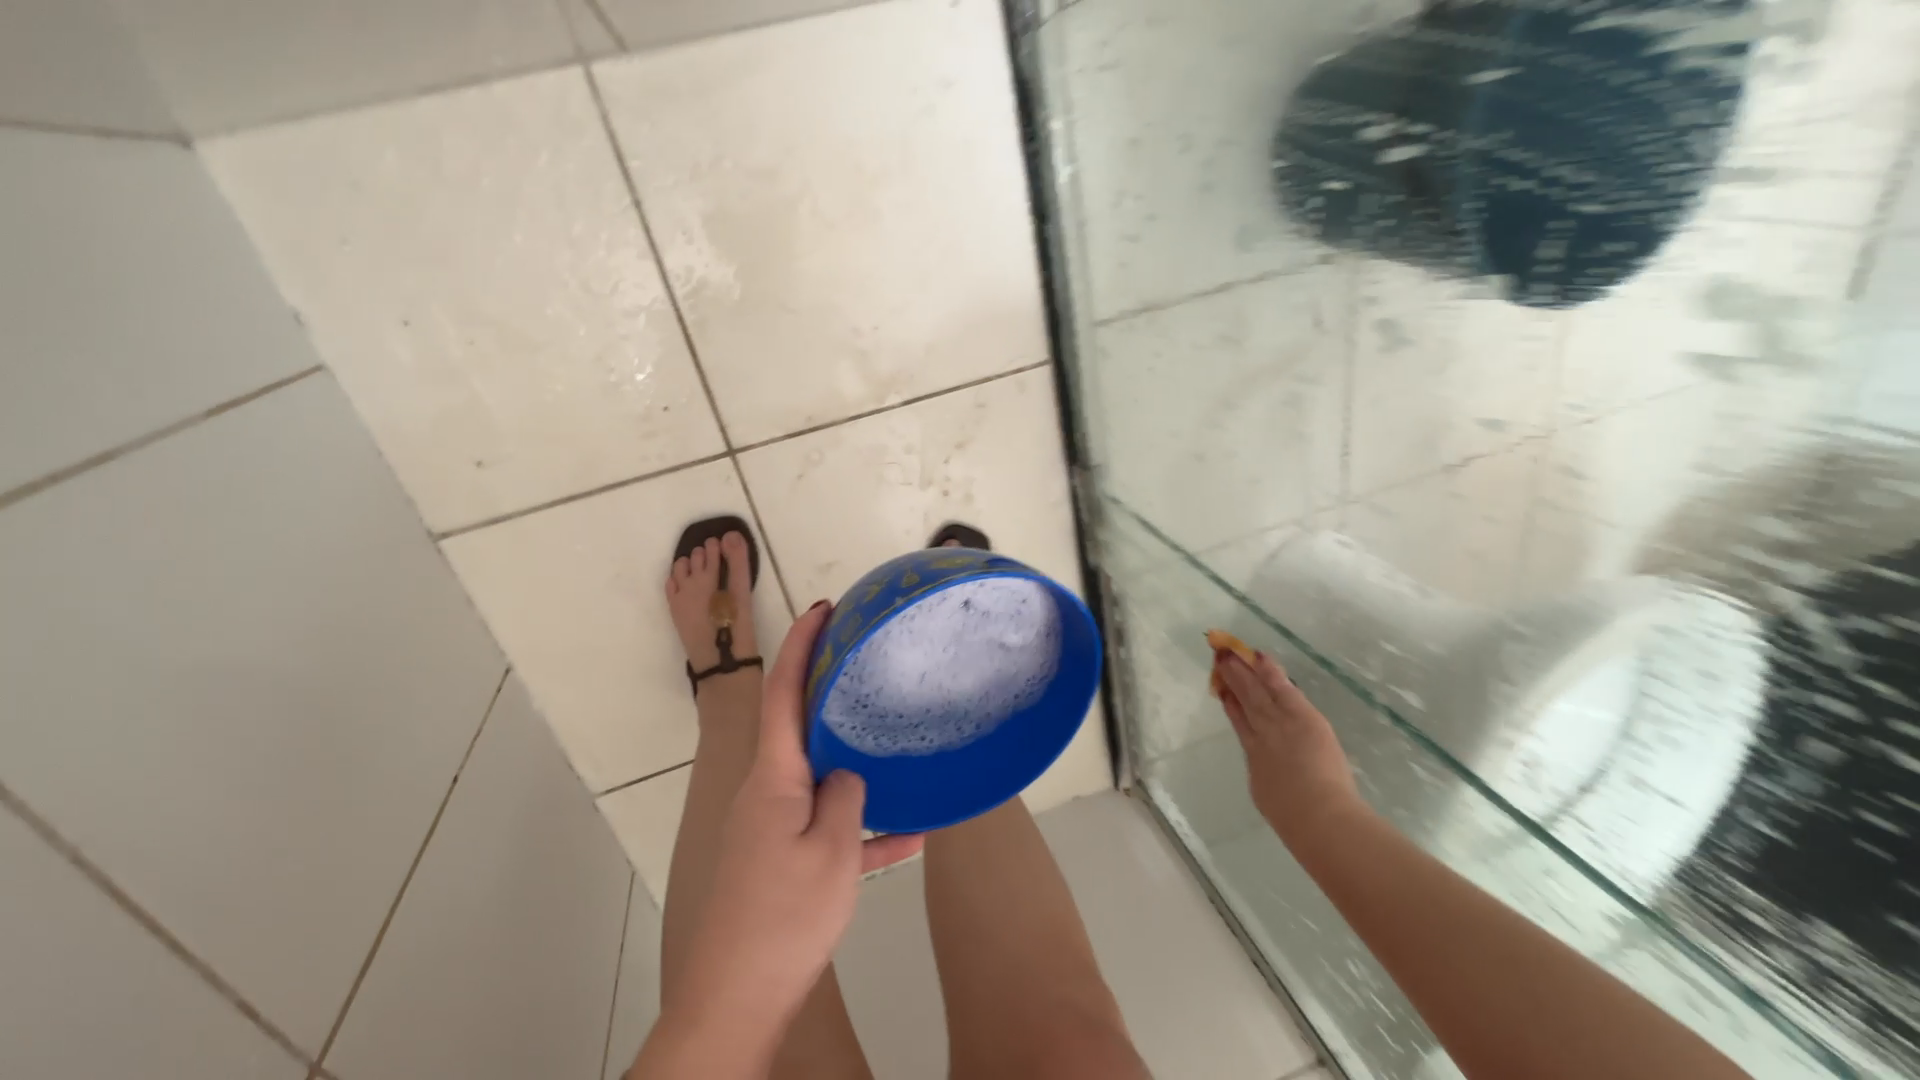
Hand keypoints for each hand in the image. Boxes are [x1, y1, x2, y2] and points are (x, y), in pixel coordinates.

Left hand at [673, 600, 923, 1033]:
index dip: (801, 647)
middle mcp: (767, 791)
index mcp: (773, 777)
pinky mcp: (780, 861)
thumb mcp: (831, 851)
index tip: (823, 609)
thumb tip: (848, 776)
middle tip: (870, 666)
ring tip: (899, 748)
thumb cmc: (785, 915)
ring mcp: (771, 827)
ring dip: (857, 767)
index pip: (782, 693)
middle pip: (801, 728)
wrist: (736, 997)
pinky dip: (860, 829)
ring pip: (820, 780)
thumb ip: (847, 799)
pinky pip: (824, 829)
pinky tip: (909, 838)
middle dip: (833, 694)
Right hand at [1212, 647, 1360, 841]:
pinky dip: (1270, 671)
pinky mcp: (1301, 716)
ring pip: (1258, 690)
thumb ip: (1265, 774)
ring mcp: (1280, 723)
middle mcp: (1263, 734)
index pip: (1240, 723)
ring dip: (1244, 670)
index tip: (1222, 690)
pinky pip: (1282, 688)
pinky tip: (1259, 656)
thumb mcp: (1267, 793)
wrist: (1316, 814)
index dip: (1231, 704)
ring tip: (1231, 652)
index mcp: (1255, 756)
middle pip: (1245, 700)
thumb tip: (1265, 765)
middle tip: (1220, 659)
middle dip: (1232, 679)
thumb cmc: (1293, 816)